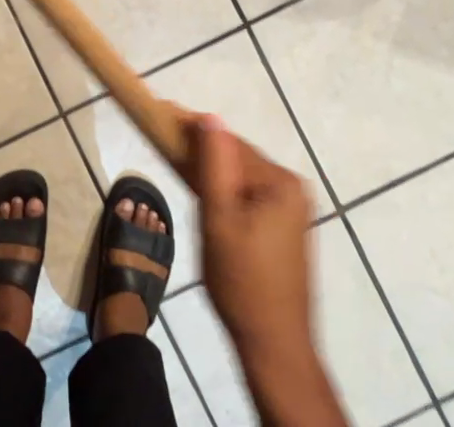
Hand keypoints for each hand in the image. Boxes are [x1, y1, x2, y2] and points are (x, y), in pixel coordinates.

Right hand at [186, 114, 344, 423]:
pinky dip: (224, 188)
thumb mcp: (219, 220)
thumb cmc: (241, 282)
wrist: (273, 342)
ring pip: (241, 175)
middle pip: (237, 156)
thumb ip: (214, 165)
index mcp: (280, 182)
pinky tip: (201, 188)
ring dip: (210, 167)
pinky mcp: (284, 226)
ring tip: (174, 157)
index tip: (160, 112)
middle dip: (201, 147)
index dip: (193, 127)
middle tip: (161, 135)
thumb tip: (209, 117)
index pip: (230, 142)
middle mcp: (292, 188)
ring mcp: (292, 208)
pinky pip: (249, 193)